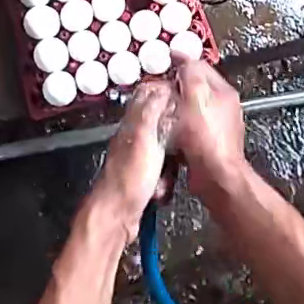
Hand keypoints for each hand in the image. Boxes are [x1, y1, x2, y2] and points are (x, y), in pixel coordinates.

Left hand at [84, 81, 173, 235]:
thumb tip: (163, 86)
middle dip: (176, 134)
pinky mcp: (143, 179)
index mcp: (133, 123)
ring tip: (169, 175)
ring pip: (166, 150)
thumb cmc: (129, 178)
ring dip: (172, 163)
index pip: (149, 94)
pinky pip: (164, 172)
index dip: (169, 92)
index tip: (188, 97)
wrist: (115, 216)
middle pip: (162, 124)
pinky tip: (162, 190)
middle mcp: (134, 137)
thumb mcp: (144, 137)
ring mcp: (138, 158)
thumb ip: (152, 111)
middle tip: (184, 143)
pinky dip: (167, 181)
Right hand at [170, 56, 247, 200]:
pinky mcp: (206, 143)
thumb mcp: (197, 97)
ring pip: (190, 107)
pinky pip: (188, 127)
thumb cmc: (209, 142)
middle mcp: (222, 107)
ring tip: (161, 106)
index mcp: (222, 91)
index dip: (181, 61)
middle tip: (160, 84)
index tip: (166, 61)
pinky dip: (177, 126)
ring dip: (176, 106)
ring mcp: (215, 126)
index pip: (200, 66)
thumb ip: (191, 74)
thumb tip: (184, 60)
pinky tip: (168, 131)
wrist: (216, 177)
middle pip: (195, 86)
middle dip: (176, 84)